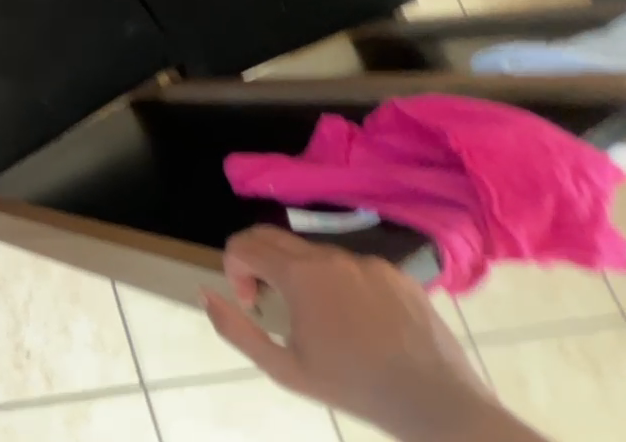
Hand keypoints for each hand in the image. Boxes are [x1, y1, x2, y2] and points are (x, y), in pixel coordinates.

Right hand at [203, 227, 527, 441]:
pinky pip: (351, 266)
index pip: (243, 245)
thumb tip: (205, 293)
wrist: (441, 408)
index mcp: (300, 275)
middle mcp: (331, 257)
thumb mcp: (282, 368)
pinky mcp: (398, 275)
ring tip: (318, 315)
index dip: (234, 270)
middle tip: (269, 299)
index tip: (252, 304)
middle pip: (271, 236)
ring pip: (311, 252)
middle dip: (256, 261)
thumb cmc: (355, 388)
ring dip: (298, 273)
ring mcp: (369, 263)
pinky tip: (356, 319)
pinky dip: (338, 282)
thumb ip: (234, 328)